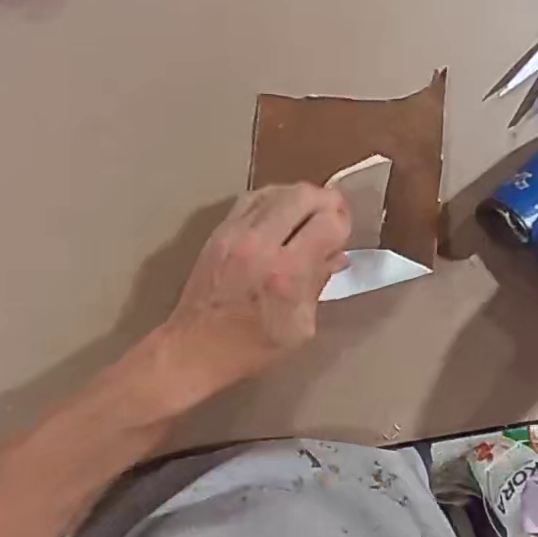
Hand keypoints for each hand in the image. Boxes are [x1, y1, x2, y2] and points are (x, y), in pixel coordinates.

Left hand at [154, 183, 350, 397]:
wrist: (194, 347)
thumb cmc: (250, 347)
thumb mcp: (299, 329)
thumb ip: (318, 285)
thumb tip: (335, 255)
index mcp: (285, 274)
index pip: (329, 222)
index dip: (343, 226)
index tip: (339, 240)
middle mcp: (259, 245)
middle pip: (305, 194)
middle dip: (326, 203)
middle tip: (328, 222)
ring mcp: (234, 234)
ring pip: (278, 189)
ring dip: (298, 199)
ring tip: (304, 219)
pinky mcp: (218, 232)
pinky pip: (252, 198)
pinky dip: (272, 201)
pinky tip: (278, 217)